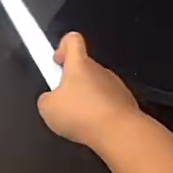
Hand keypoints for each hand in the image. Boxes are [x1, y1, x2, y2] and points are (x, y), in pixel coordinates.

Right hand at [38, 32, 142, 148]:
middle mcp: (99, 70)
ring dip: (86, 99)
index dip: (62, 46)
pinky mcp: (126, 102)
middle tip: (62, 101)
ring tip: (78, 119)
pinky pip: (108, 102)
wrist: (117, 132)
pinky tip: (93, 127)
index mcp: (79, 64)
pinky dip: (99, 112)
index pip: (72, 40)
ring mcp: (115, 85)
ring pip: (96, 86)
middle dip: (71, 82)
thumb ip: (46, 98)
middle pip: (83, 67)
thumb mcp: (47, 108)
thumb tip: (50, 99)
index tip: (56, 60)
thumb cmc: (80, 114)